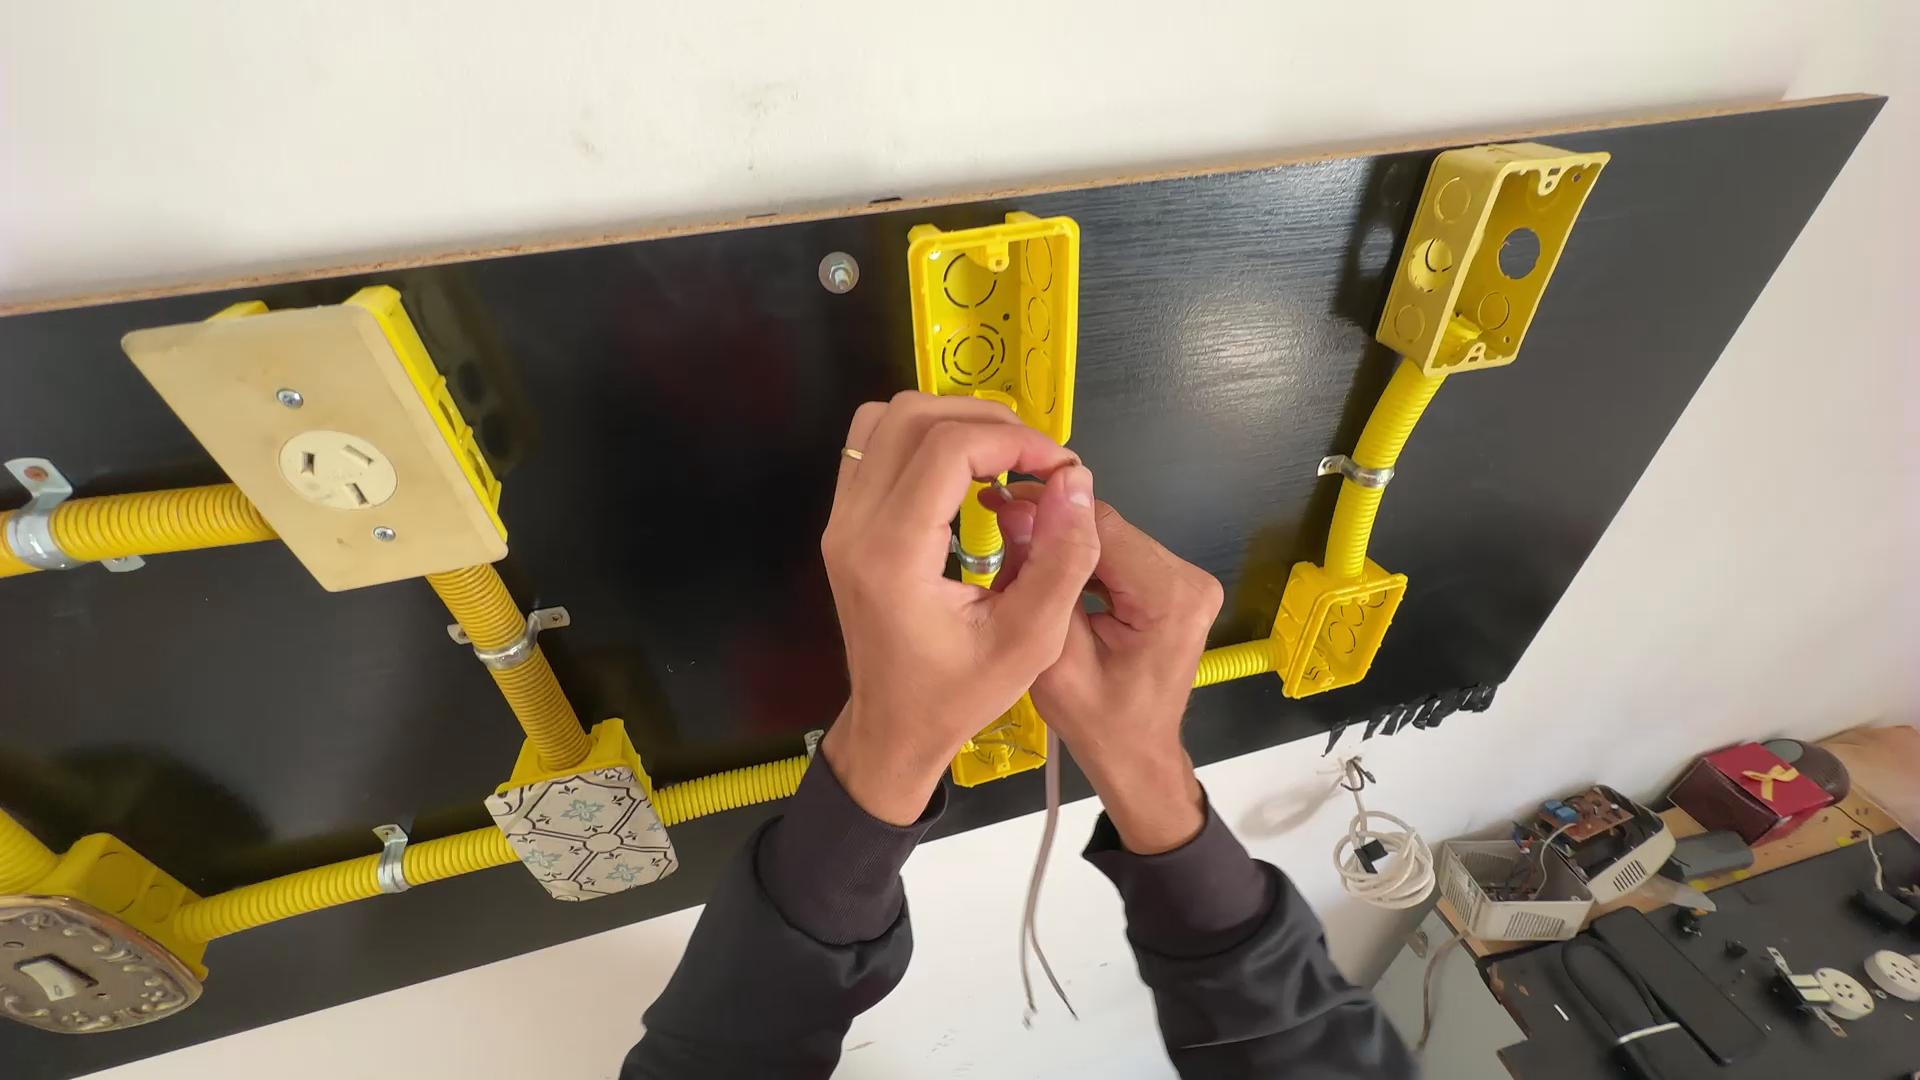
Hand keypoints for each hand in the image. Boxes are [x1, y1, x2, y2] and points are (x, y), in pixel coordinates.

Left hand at [820, 392, 1099, 823]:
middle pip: (913, 417)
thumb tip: (1076, 481)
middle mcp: (853, 526)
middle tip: (1036, 457)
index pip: (948, 448)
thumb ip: (1063, 559)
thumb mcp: (1031, 642)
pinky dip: (923, 437)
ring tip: (1003, 453)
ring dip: (951, 419)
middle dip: (987, 421)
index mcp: (893, 555)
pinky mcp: (843, 522)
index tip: (1059, 468)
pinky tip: (962, 470)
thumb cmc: (956, 697)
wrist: (893, 728)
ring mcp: (840, 521)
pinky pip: (874, 445)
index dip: (1015, 441)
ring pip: (887, 420)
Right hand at [990, 491, 1222, 852]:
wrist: (1138, 757)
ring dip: (1065, 544)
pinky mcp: (1176, 585)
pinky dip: (1084, 560)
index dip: (1046, 509)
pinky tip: (1052, 573)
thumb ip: (1043, 582)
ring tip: (1021, 556)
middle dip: (1053, 529)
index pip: (1101, 525)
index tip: (998, 502)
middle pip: (1108, 528)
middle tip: (1003, 537)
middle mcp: (1190, 578)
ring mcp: (1187, 579)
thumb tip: (1016, 510)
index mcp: (1170, 598)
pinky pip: (1121, 555)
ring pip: (1111, 537)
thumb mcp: (1056, 660)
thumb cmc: (1099, 724)